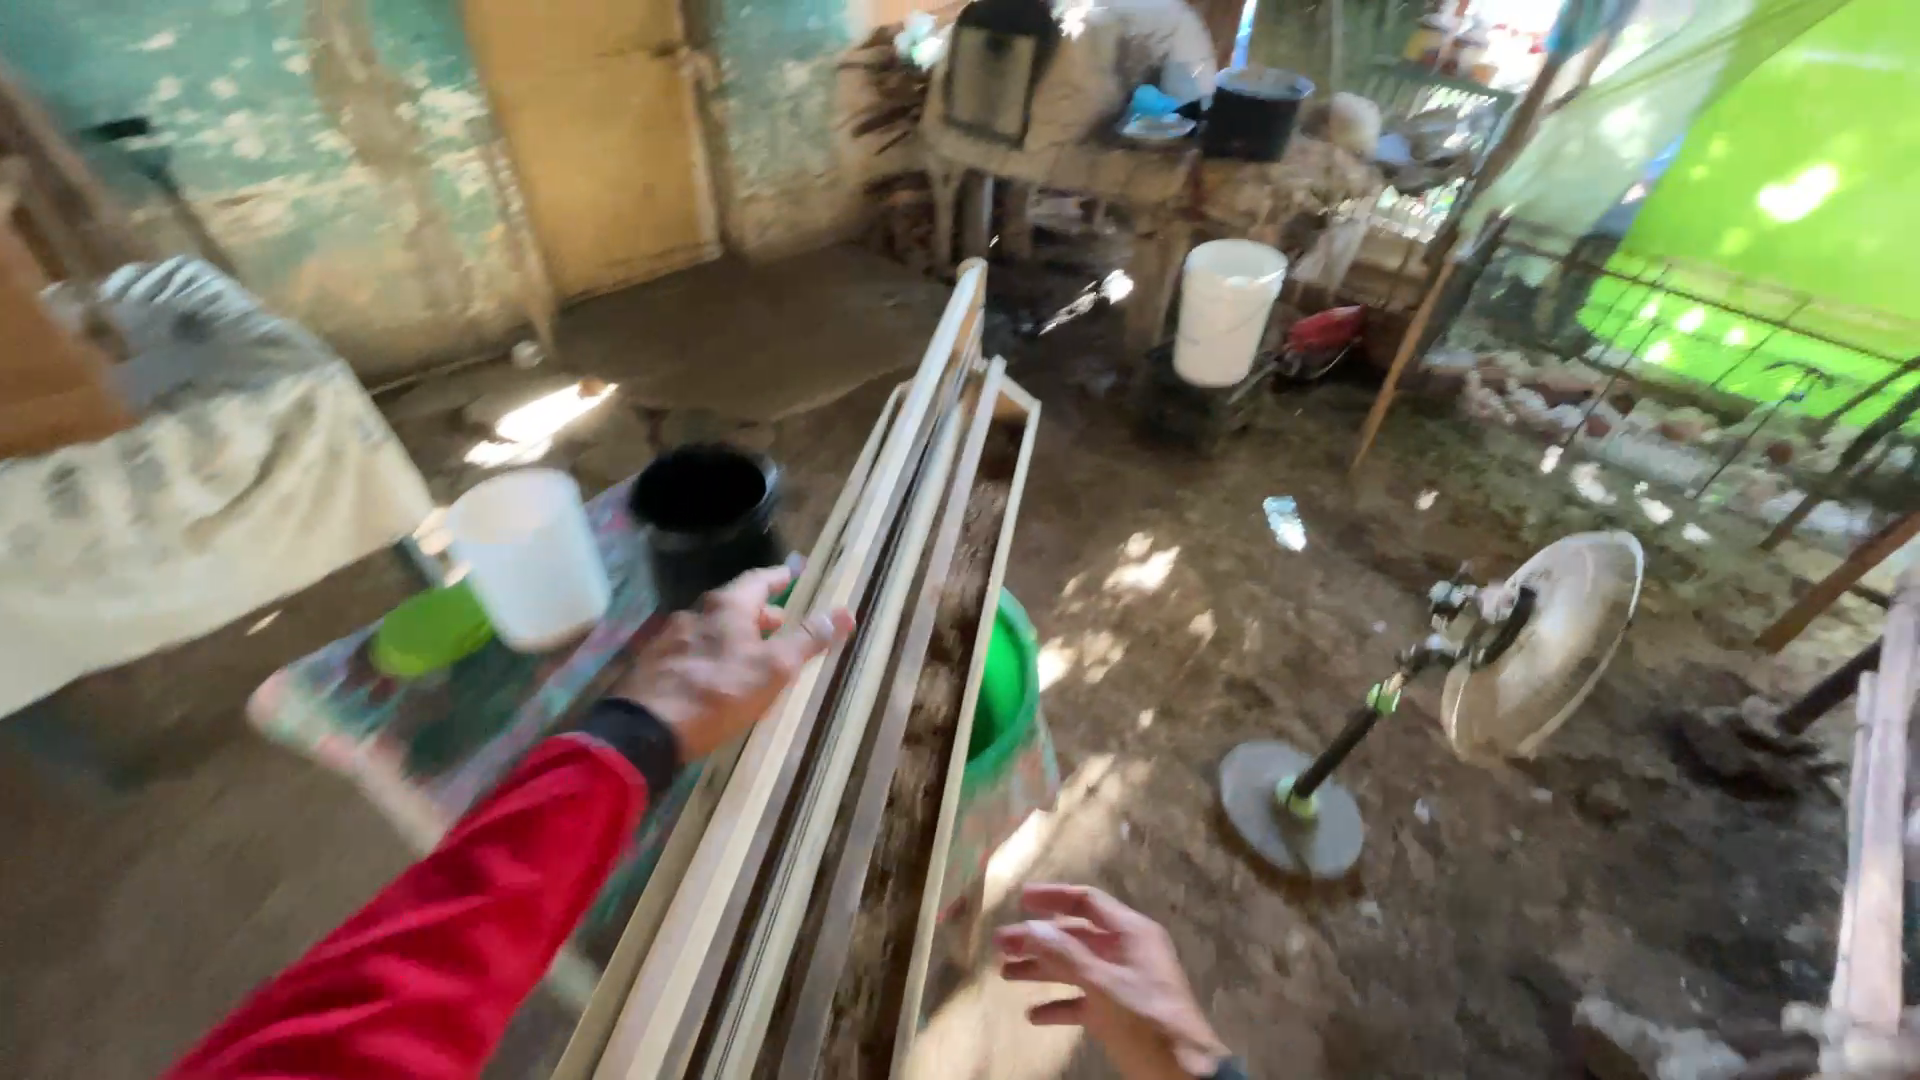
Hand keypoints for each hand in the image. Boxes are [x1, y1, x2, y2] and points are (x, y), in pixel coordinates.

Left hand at [610, 565, 854, 760]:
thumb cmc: (719, 692)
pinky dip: (710, 655)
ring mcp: (669, 639)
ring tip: (751, 653)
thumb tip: (844, 612)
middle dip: (759, 613)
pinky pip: (690, 651)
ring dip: (734, 635)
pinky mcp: (653, 666)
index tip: (792, 574)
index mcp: (727, 607)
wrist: (644, 731)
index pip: (759, 580)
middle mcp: (695, 613)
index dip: (779, 577)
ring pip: (710, 628)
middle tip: (779, 623)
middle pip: (734, 605)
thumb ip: (809, 639)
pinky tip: (715, 676)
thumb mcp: (775, 667)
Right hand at [996, 884, 1229, 1079]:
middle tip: (1001, 944)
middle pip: (1074, 936)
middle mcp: (1125, 951)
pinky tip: (1033, 1015)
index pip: (1087, 902)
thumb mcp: (1105, 985)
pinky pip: (1082, 1000)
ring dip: (1041, 969)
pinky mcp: (1118, 1012)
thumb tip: (1030, 925)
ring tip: (1006, 974)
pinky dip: (1059, 1005)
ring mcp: (1121, 983)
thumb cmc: (1149, 1021)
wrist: (1187, 1078)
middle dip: (1037, 939)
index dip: (1053, 897)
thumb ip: (1066, 954)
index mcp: (1131, 933)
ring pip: (1074, 967)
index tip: (1020, 899)